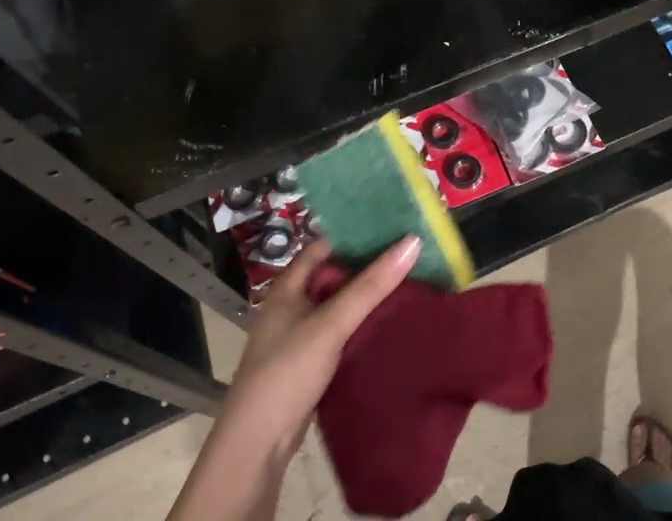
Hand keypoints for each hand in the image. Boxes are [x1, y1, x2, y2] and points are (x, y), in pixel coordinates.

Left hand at [218, 237, 419, 458]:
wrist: (259, 441)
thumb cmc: (288, 370)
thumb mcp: (331, 323)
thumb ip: (371, 285)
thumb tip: (412, 242)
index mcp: (286, 288)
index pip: (322, 248)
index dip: (353, 236)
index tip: (391, 229)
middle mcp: (290, 307)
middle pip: (332, 277)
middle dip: (366, 268)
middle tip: (408, 256)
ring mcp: (299, 337)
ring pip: (338, 307)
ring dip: (365, 299)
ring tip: (409, 284)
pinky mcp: (310, 363)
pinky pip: (340, 334)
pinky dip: (361, 327)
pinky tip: (388, 325)